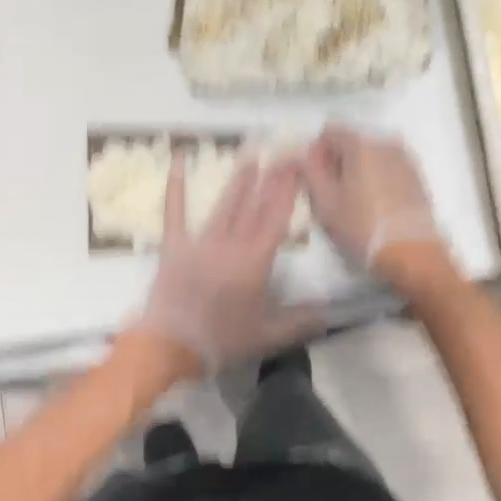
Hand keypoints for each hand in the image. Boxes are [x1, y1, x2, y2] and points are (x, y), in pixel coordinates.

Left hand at [132, 158, 324, 375]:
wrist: (171, 345)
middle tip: (282, 155)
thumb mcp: (267, 337)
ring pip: (224, 206)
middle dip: (270, 180)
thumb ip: (299, 322)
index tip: (298, 168)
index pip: (276, 220)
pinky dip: (176, 187)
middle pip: (254, 207)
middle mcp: (230, 244)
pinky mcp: (173, 247)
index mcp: (255, 262)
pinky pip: (174, 212)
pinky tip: (179, 160)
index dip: (288, 192)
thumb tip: (328, 314)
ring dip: (239, 181)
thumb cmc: (221, 342)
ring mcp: (199, 242)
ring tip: (251, 158)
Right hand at [302, 125, 442, 271]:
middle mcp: (385, 143)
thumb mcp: (325, 202)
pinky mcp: (418, 177)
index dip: (317, 151)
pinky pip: (389, 168)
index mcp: (360, 145)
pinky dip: (378, 178)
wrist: (410, 251)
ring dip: (360, 170)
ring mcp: (405, 159)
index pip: (330, 132)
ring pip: (373, 156)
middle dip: (339, 161)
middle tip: (332, 191)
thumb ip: (309, 172)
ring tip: (355, 200)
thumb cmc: (361, 226)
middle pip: (353, 142)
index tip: (314, 176)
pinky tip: (376, 204)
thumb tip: (304, 156)